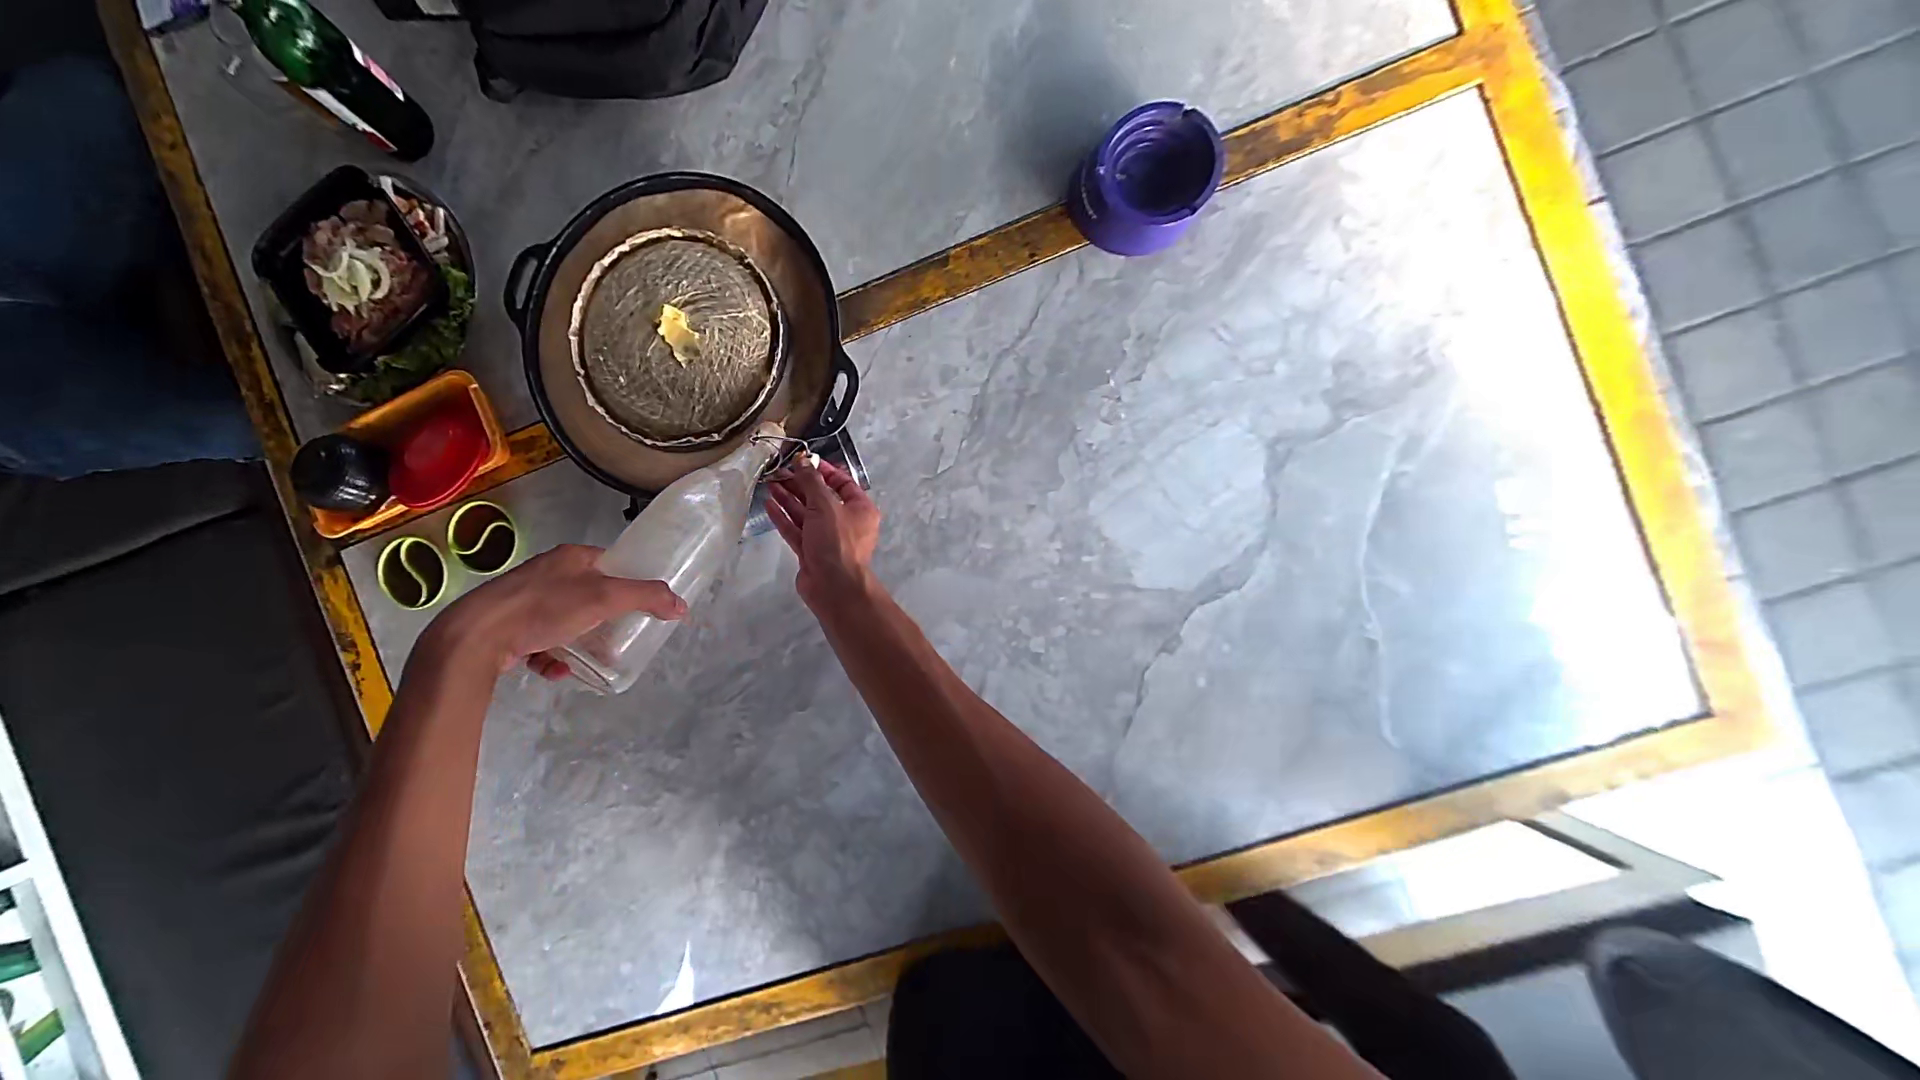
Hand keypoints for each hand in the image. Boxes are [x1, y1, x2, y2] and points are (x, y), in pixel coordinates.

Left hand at [423, 544, 685, 679]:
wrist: (474, 638)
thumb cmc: (543, 609)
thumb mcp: (605, 599)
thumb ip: (646, 598)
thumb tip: (681, 606)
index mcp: (570, 558)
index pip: (610, 562)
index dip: (629, 580)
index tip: (644, 603)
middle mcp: (546, 573)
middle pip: (589, 592)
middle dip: (607, 616)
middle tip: (623, 633)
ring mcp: (522, 600)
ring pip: (564, 619)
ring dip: (581, 639)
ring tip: (593, 658)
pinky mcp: (504, 627)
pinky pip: (539, 641)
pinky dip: (552, 656)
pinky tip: (559, 671)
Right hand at [765, 457, 881, 609]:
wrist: (833, 586)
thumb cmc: (836, 541)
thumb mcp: (825, 505)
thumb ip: (812, 482)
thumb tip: (803, 462)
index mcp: (860, 509)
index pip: (843, 483)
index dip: (824, 471)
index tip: (804, 461)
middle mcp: (846, 522)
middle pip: (821, 498)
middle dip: (801, 484)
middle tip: (780, 472)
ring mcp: (827, 538)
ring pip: (806, 514)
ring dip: (789, 498)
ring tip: (771, 483)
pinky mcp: (811, 551)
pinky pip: (797, 529)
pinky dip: (784, 517)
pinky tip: (770, 504)